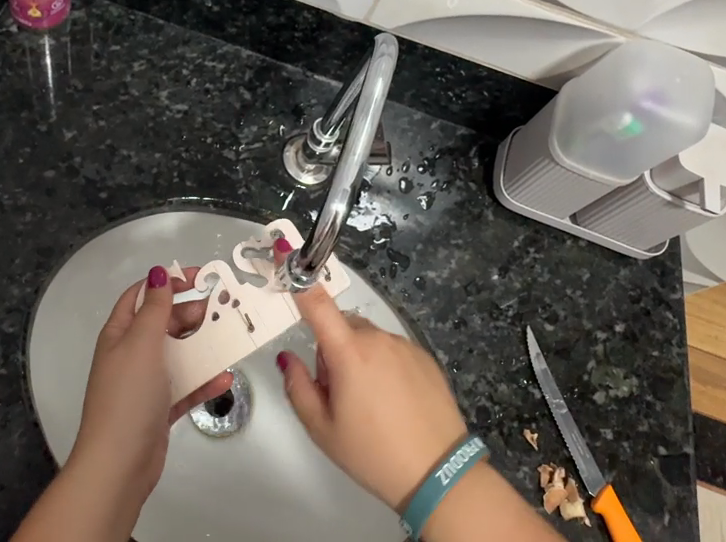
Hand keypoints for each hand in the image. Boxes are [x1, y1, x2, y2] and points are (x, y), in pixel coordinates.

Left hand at [65, 265, 234, 503]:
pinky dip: (204, 381)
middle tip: (219, 310)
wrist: (119, 464)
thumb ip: (155, 308)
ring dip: (202, 346)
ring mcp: (146, 383)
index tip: (200, 277)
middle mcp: (131, 354)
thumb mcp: (141, 343)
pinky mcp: (160, 409)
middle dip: (191, 314)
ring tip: (229, 339)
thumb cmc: (128, 395)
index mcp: (120, 333)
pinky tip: (224, 377)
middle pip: (164, 323)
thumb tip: (158, 273)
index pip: (143, 295)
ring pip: (179, 354)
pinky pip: (185, 386)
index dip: (168, 282)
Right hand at [275, 279, 469, 510]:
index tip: (285, 251)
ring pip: (367, 340)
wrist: (440, 474)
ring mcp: (404, 345)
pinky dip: (385, 366)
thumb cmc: (373, 454)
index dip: (298, 277)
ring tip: (371, 405)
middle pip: (342, 328)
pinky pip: (392, 350)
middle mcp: (377, 339)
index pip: (317, 304)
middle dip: (333, 351)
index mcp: (348, 352)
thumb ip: (298, 388)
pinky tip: (394, 403)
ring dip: (360, 359)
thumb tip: (288, 359)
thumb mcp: (323, 430)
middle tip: (339, 395)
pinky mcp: (425, 357)